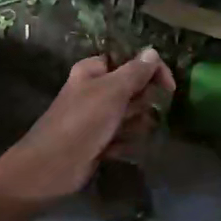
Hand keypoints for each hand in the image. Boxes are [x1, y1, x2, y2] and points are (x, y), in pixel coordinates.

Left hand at [0, 49, 176, 205]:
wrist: (51, 168)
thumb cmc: (82, 122)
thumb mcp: (112, 91)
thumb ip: (135, 72)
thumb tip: (153, 52)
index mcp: (94, 70)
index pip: (131, 61)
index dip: (151, 71)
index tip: (169, 88)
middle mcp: (96, 90)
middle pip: (134, 89)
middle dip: (141, 104)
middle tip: (130, 115)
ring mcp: (98, 117)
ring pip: (132, 115)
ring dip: (134, 126)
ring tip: (120, 136)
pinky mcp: (101, 141)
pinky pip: (125, 137)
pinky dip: (124, 144)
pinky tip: (115, 150)